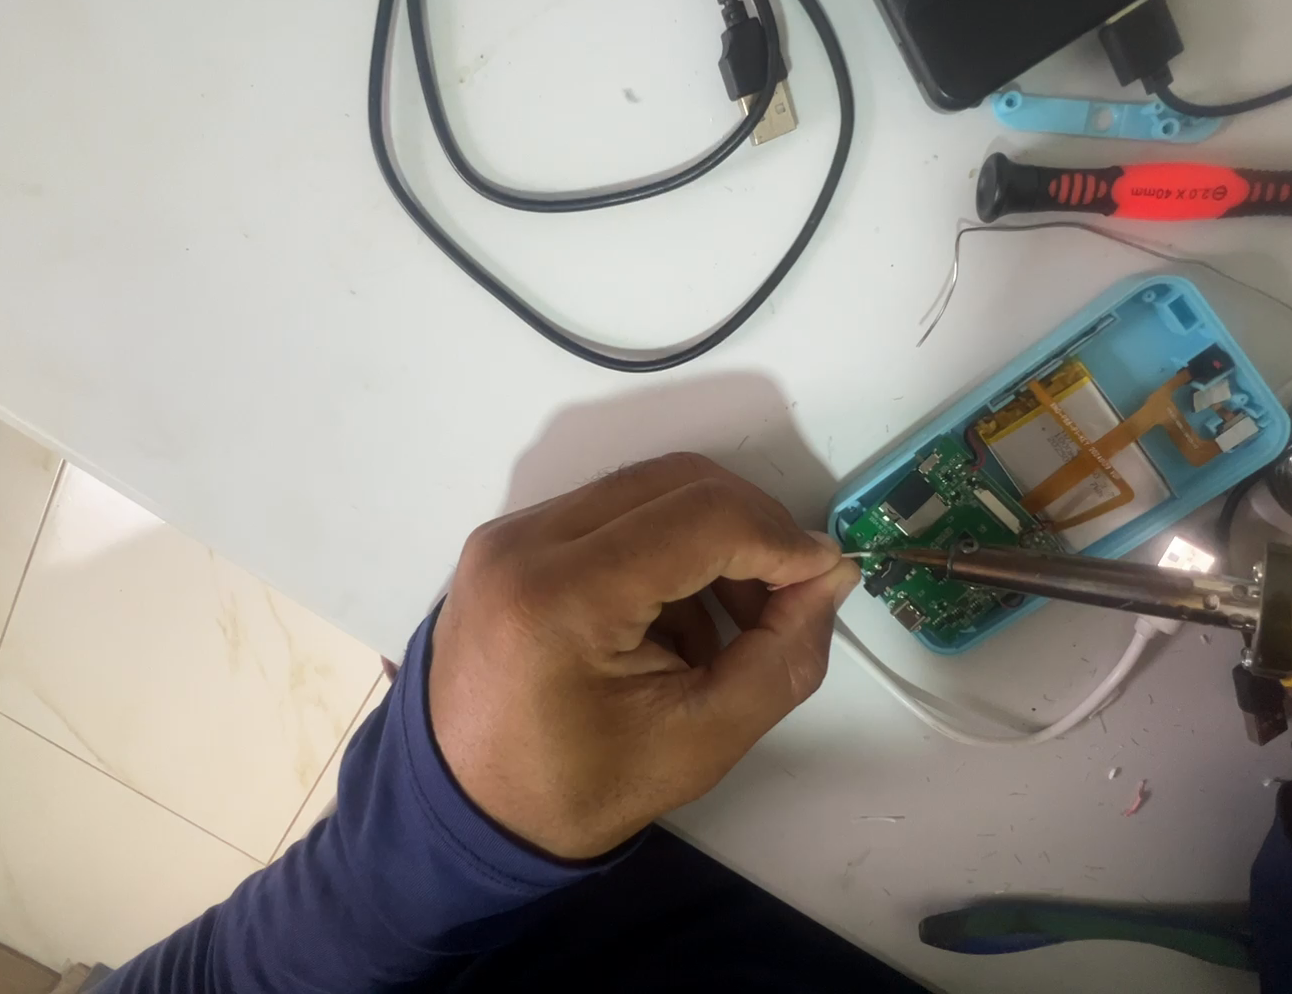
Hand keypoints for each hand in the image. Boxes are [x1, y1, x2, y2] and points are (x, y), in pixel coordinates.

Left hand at [428, 453, 858, 859]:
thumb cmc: (577, 789)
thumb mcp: (701, 742)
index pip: (702, 519)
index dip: (780, 538)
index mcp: (562, 597)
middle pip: (679, 481)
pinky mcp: (515, 536)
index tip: (825, 576)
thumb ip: (784, 657)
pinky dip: (669, 544)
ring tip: (733, 614)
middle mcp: (528, 540)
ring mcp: (513, 531)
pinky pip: (617, 509)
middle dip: (753, 527)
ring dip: (713, 534)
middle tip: (787, 591)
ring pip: (650, 487)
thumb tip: (829, 575)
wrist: (462, 809)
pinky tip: (677, 613)